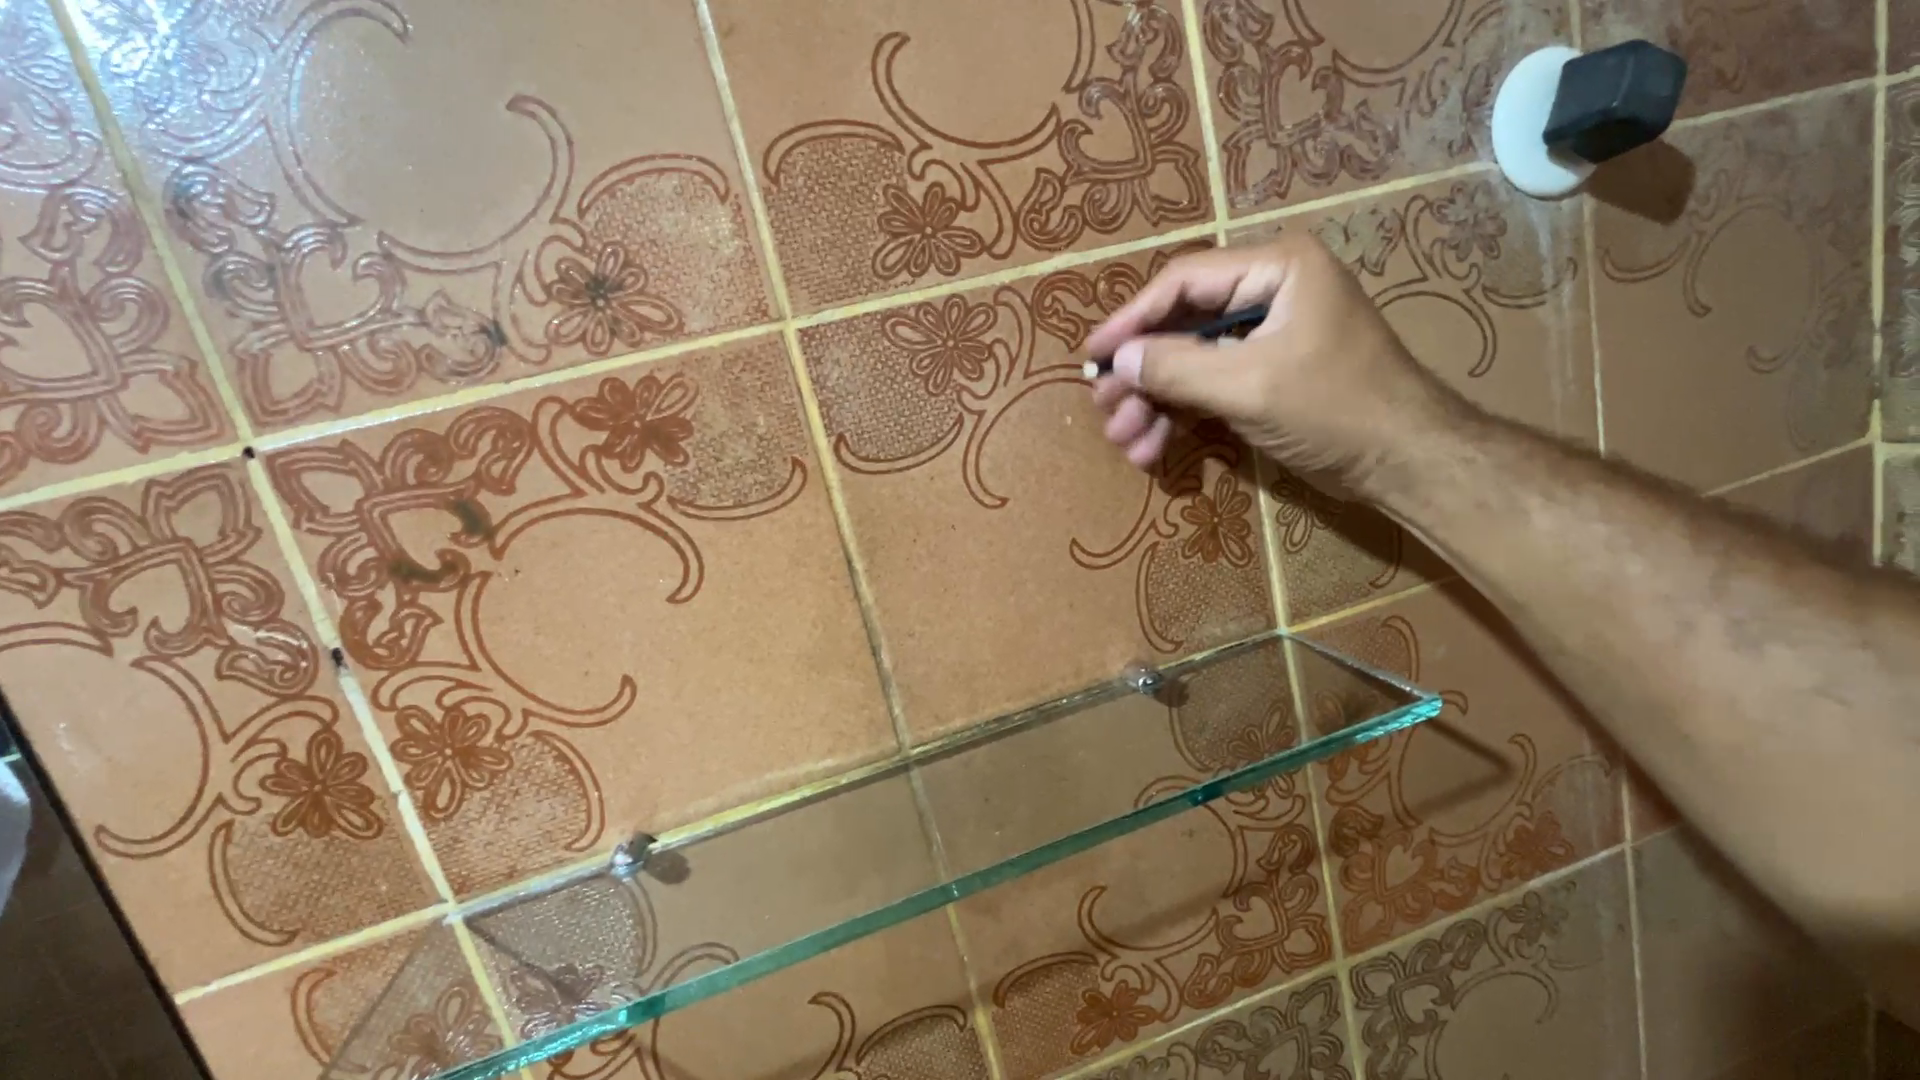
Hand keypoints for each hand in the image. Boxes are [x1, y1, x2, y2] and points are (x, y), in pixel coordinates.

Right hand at [1086, 234, 1463, 498]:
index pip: (1184, 282)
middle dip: (1141, 373)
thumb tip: (1119, 359)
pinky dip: (1179, 417)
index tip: (1092, 353)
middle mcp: (1268, 293)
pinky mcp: (1263, 376)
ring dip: (1153, 403)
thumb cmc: (1336, 409)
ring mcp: (1265, 337)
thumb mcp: (1250, 386)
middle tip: (1104, 409)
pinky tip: (1152, 449)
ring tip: (1125, 441)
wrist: (1403, 462)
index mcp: (1277, 269)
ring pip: (1188, 362)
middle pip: (1180, 325)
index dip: (1132, 318)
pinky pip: (1207, 387)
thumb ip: (1178, 368)